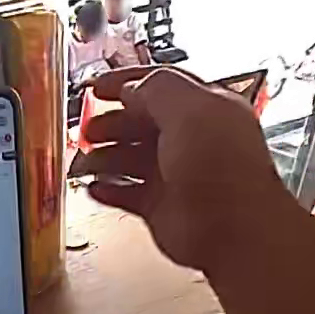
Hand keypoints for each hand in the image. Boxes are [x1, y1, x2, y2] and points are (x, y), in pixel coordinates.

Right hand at [82, 67, 305, 268]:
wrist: (231, 230)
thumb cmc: (224, 172)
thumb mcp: (191, 113)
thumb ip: (158, 92)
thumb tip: (131, 88)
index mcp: (202, 109)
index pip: (158, 86)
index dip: (124, 83)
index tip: (96, 87)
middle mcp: (187, 140)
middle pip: (139, 124)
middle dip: (110, 124)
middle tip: (86, 129)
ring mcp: (172, 174)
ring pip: (129, 159)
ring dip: (104, 158)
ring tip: (83, 161)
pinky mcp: (160, 206)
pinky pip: (126, 194)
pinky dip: (108, 190)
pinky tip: (94, 188)